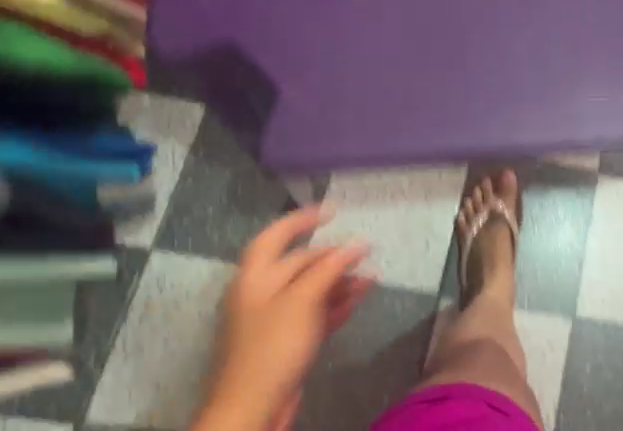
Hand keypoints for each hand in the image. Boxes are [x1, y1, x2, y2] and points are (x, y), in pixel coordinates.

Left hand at [192, 204, 374, 430]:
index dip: (303, 219)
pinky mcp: (286, 343)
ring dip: (340, 281)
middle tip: (363, 253)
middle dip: (332, 257)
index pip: (277, 236)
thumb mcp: (303, 300)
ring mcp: (273, 320)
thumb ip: (330, 268)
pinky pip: (314, 314)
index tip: (333, 211)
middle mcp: (261, 294)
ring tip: (371, 277)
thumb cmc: (272, 348)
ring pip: (310, 289)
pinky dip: (336, 304)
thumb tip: (357, 243)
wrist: (251, 412)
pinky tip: (359, 298)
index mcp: (255, 278)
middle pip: (299, 264)